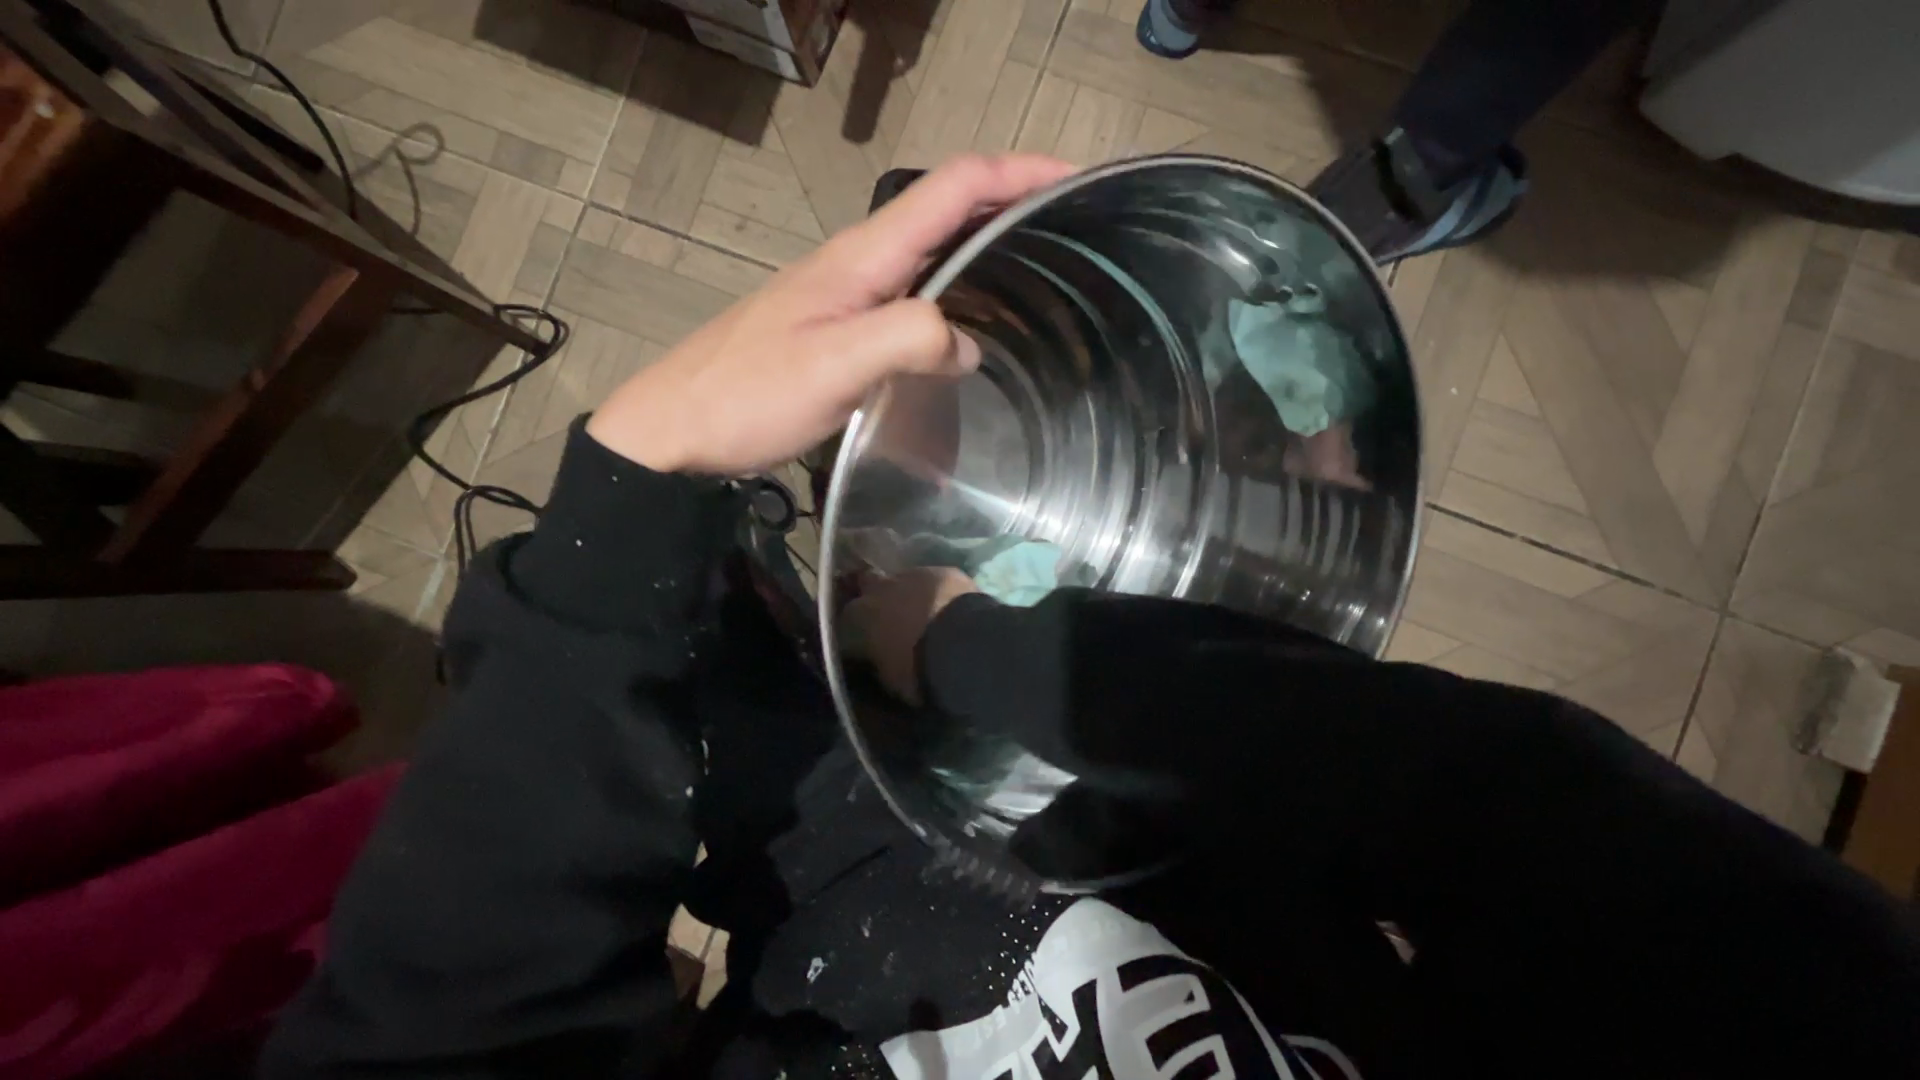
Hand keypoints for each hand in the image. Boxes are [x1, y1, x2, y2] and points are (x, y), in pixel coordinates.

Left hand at [586, 154, 1077, 474]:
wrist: (678, 427)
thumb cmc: (750, 394)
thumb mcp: (836, 365)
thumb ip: (909, 339)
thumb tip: (968, 345)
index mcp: (863, 256)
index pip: (953, 186)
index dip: (1017, 172)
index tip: (1073, 182)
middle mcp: (859, 262)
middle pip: (946, 208)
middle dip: (1012, 203)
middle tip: (1070, 233)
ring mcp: (848, 294)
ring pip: (930, 252)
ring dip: (985, 247)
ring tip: (1039, 276)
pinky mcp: (840, 326)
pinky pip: (913, 295)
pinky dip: (955, 295)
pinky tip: (971, 330)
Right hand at [842, 567, 980, 703]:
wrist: (962, 646)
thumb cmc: (917, 669)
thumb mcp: (889, 677)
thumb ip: (880, 661)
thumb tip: (882, 659)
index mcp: (859, 618)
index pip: (846, 619)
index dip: (856, 627)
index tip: (865, 638)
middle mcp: (878, 590)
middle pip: (867, 582)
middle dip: (876, 594)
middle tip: (889, 612)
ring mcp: (912, 575)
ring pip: (904, 579)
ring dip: (910, 593)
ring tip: (926, 612)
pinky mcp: (943, 571)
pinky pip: (935, 580)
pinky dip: (939, 592)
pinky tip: (951, 607)